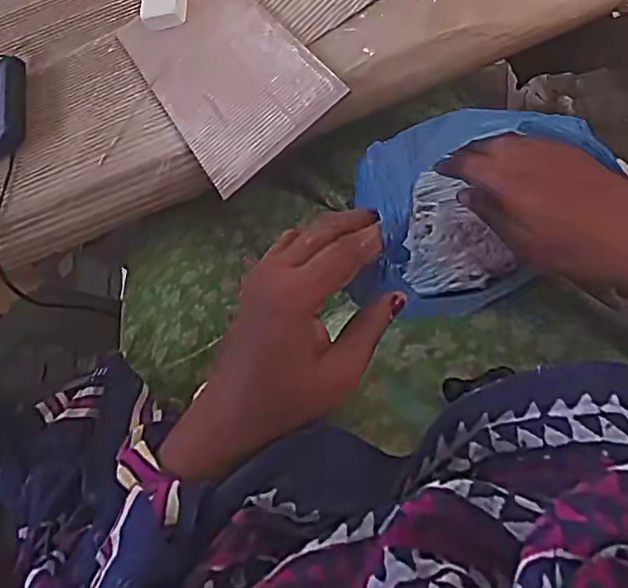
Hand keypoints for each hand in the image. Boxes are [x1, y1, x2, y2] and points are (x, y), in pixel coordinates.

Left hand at [158, 211, 403, 481]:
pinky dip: (310, 237)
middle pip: (318, 233)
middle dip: (352, 222)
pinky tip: (328, 246)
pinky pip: (285, 244)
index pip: (341, 254)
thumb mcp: (340, 373)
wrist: (232, 410)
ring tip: (361, 227)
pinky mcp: (254, 278)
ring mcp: (260, 272)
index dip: (370, 240)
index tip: (395, 229)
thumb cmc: (287, 398)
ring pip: (300, 234)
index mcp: (295, 295)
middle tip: (382, 217)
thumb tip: (394, 295)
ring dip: (330, 227)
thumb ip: (369, 328)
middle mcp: (275, 273)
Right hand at [440, 135, 627, 294]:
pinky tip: (517, 158)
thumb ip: (490, 214)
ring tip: (485, 160)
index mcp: (502, 179)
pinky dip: (512, 145)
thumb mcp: (524, 245)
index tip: (439, 170)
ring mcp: (544, 146)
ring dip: (488, 147)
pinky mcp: (566, 146)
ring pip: (504, 138)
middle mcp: (518, 154)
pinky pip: (527, 139)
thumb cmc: (575, 249)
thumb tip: (466, 193)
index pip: (464, 162)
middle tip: (459, 165)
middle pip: (482, 145)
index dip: (448, 165)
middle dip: (466, 153)